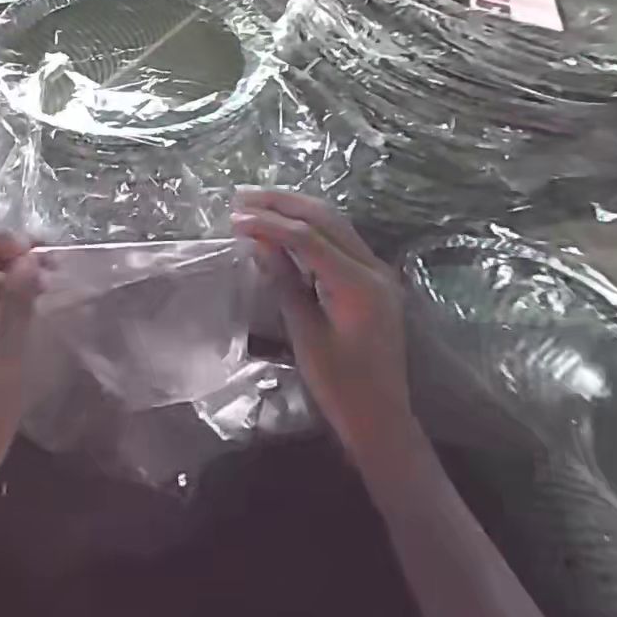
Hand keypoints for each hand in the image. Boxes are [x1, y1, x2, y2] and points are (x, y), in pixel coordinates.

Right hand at [232, 189, 420, 467]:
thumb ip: (284, 281)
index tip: (235, 218)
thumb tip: (257, 241)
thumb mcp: (305, 333)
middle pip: (325, 218)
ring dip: (296, 209)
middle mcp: (373, 267)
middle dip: (282, 204)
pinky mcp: (372, 279)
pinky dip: (310, 228)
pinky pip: (340, 240)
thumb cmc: (340, 386)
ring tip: (258, 202)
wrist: (381, 420)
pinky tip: (284, 225)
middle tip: (243, 197)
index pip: (309, 237)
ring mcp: (377, 271)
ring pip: (334, 223)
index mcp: (359, 284)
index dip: (269, 223)